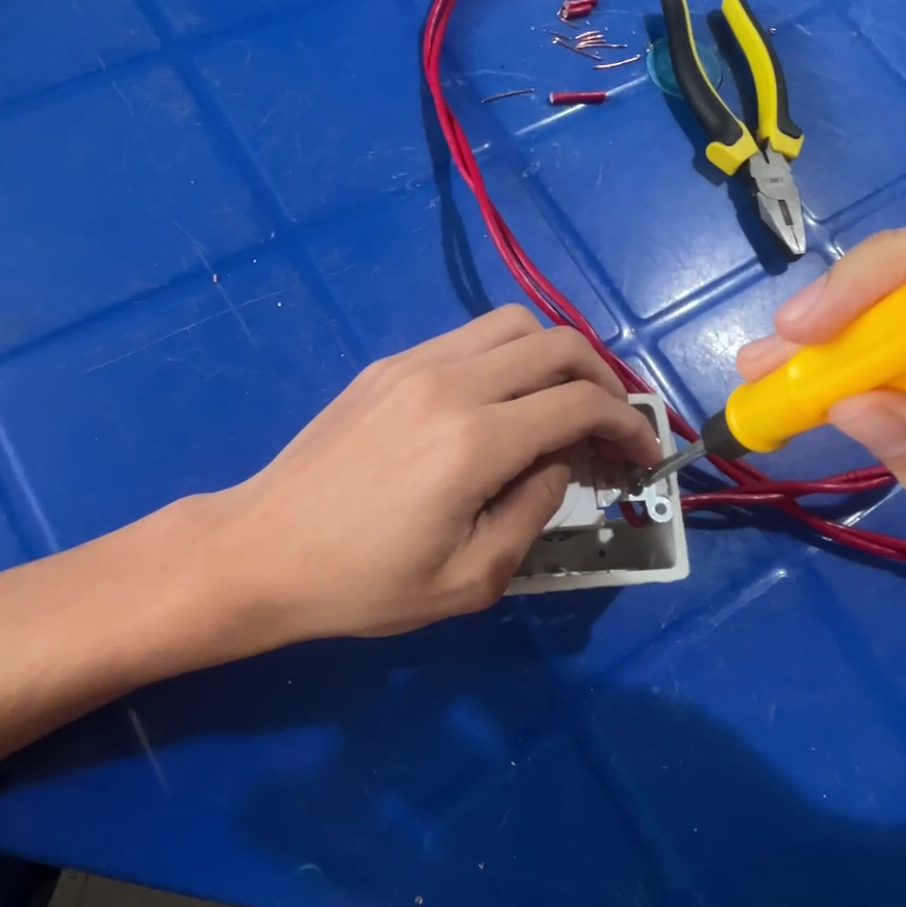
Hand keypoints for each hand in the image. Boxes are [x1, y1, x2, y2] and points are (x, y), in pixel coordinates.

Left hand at [188, 305, 658, 645]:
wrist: (261, 550)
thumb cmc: (363, 582)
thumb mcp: (471, 578)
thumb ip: (534, 510)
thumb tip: (558, 459)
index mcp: (475, 441)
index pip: (581, 403)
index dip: (628, 425)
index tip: (645, 454)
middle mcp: (451, 382)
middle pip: (559, 343)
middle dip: (605, 379)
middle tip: (611, 426)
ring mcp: (414, 363)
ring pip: (514, 324)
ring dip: (557, 356)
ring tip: (563, 405)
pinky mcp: (388, 365)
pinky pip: (469, 338)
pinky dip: (509, 356)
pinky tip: (502, 403)